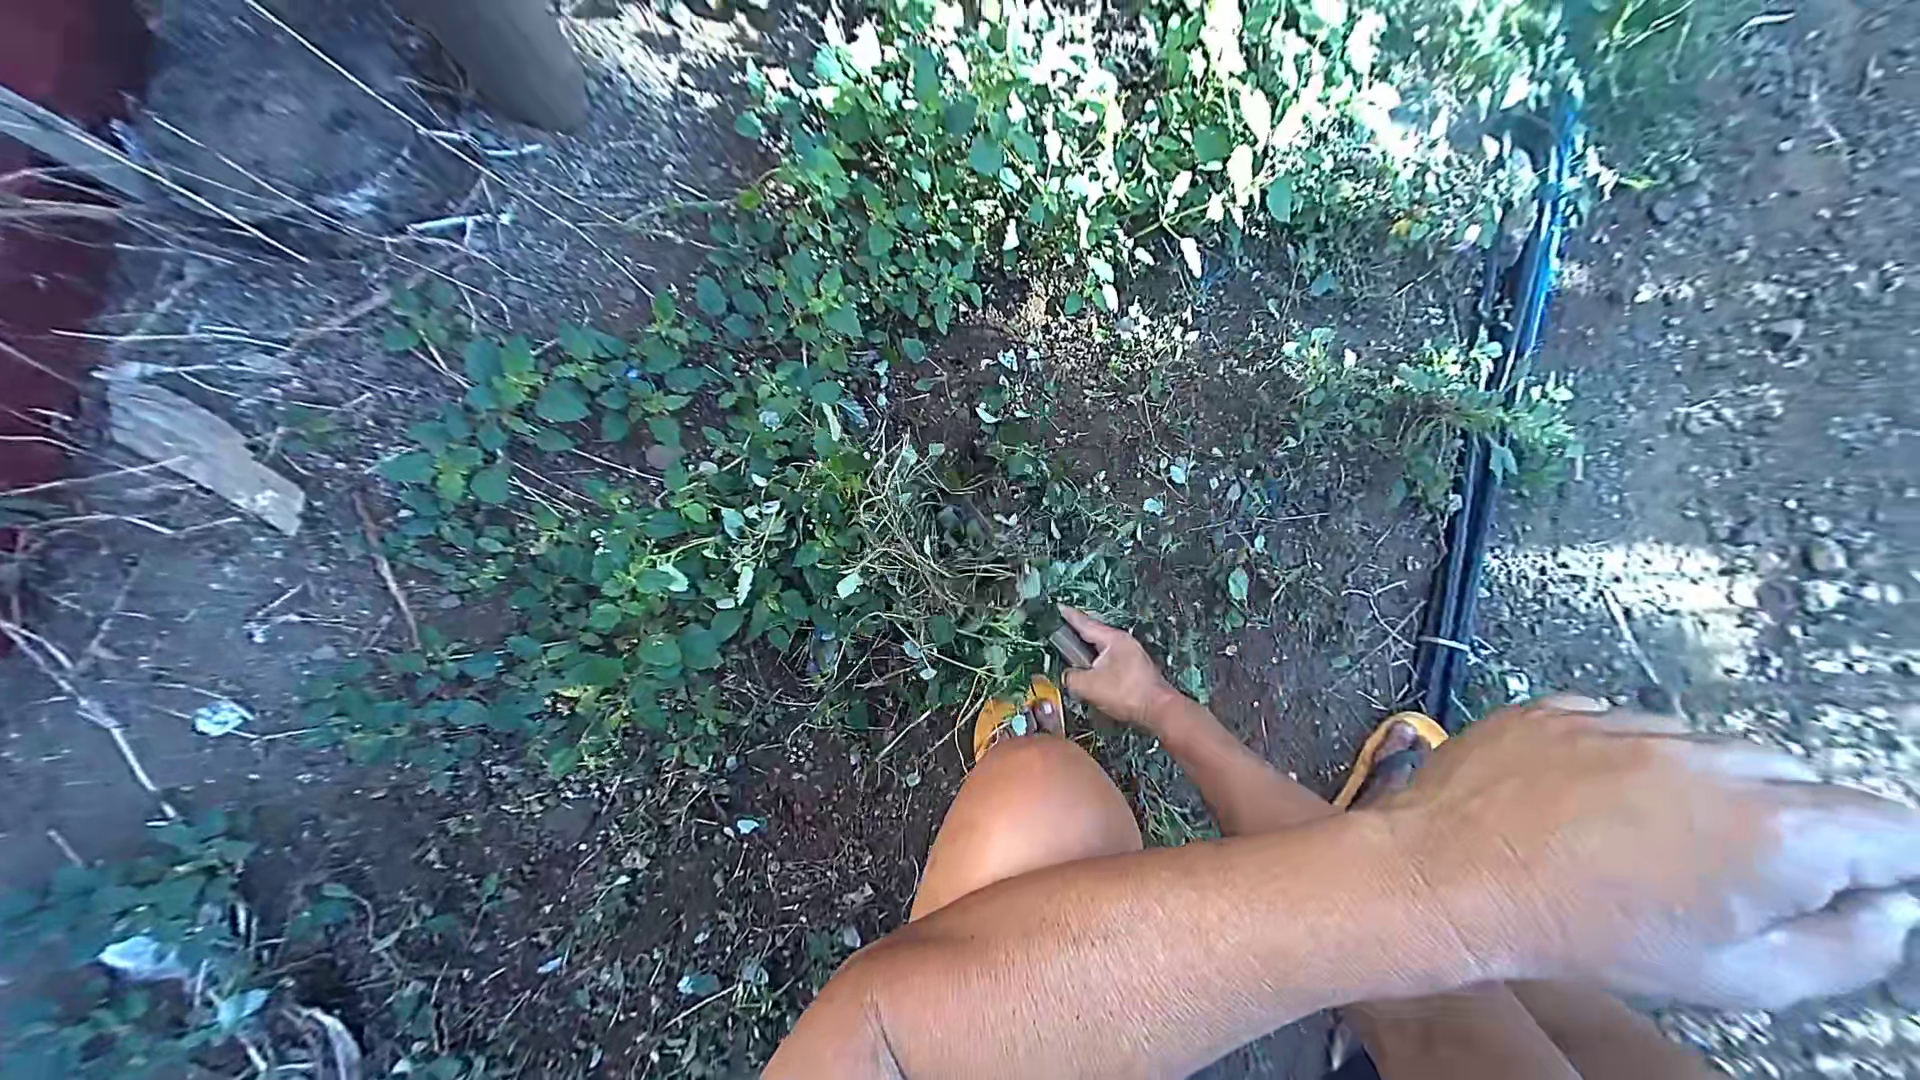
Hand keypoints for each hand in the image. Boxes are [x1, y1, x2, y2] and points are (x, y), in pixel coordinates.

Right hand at [1056, 605, 1178, 728]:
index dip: (1069, 616)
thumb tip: (1066, 676)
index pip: (1085, 623)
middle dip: (1078, 635)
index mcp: (1113, 639)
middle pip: (1095, 635)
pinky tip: (1092, 673)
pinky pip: (1110, 661)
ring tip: (1074, 656)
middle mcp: (1124, 642)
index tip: (1059, 608)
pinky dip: (1098, 664)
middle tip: (1062, 632)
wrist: (1158, 710)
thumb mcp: (1087, 685)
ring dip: (1088, 653)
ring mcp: (1132, 655)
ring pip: (1103, 649)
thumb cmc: (1127, 694)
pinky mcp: (1135, 669)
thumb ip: (1070, 676)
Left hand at [1377, 695, 1919, 1009]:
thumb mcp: (1738, 974)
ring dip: (1686, 776)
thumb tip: (1885, 904)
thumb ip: (1848, 944)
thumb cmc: (1581, 931)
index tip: (1852, 873)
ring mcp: (1608, 724)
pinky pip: (1604, 721)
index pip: (1884, 822)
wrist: (1448, 872)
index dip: (1879, 853)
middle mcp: (1693, 758)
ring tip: (1634, 825)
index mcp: (1770, 828)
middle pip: (1784, 773)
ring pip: (1689, 741)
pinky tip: (1578, 790)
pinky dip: (1610, 750)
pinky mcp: (1544, 710)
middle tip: (1724, 858)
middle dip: (1781, 814)